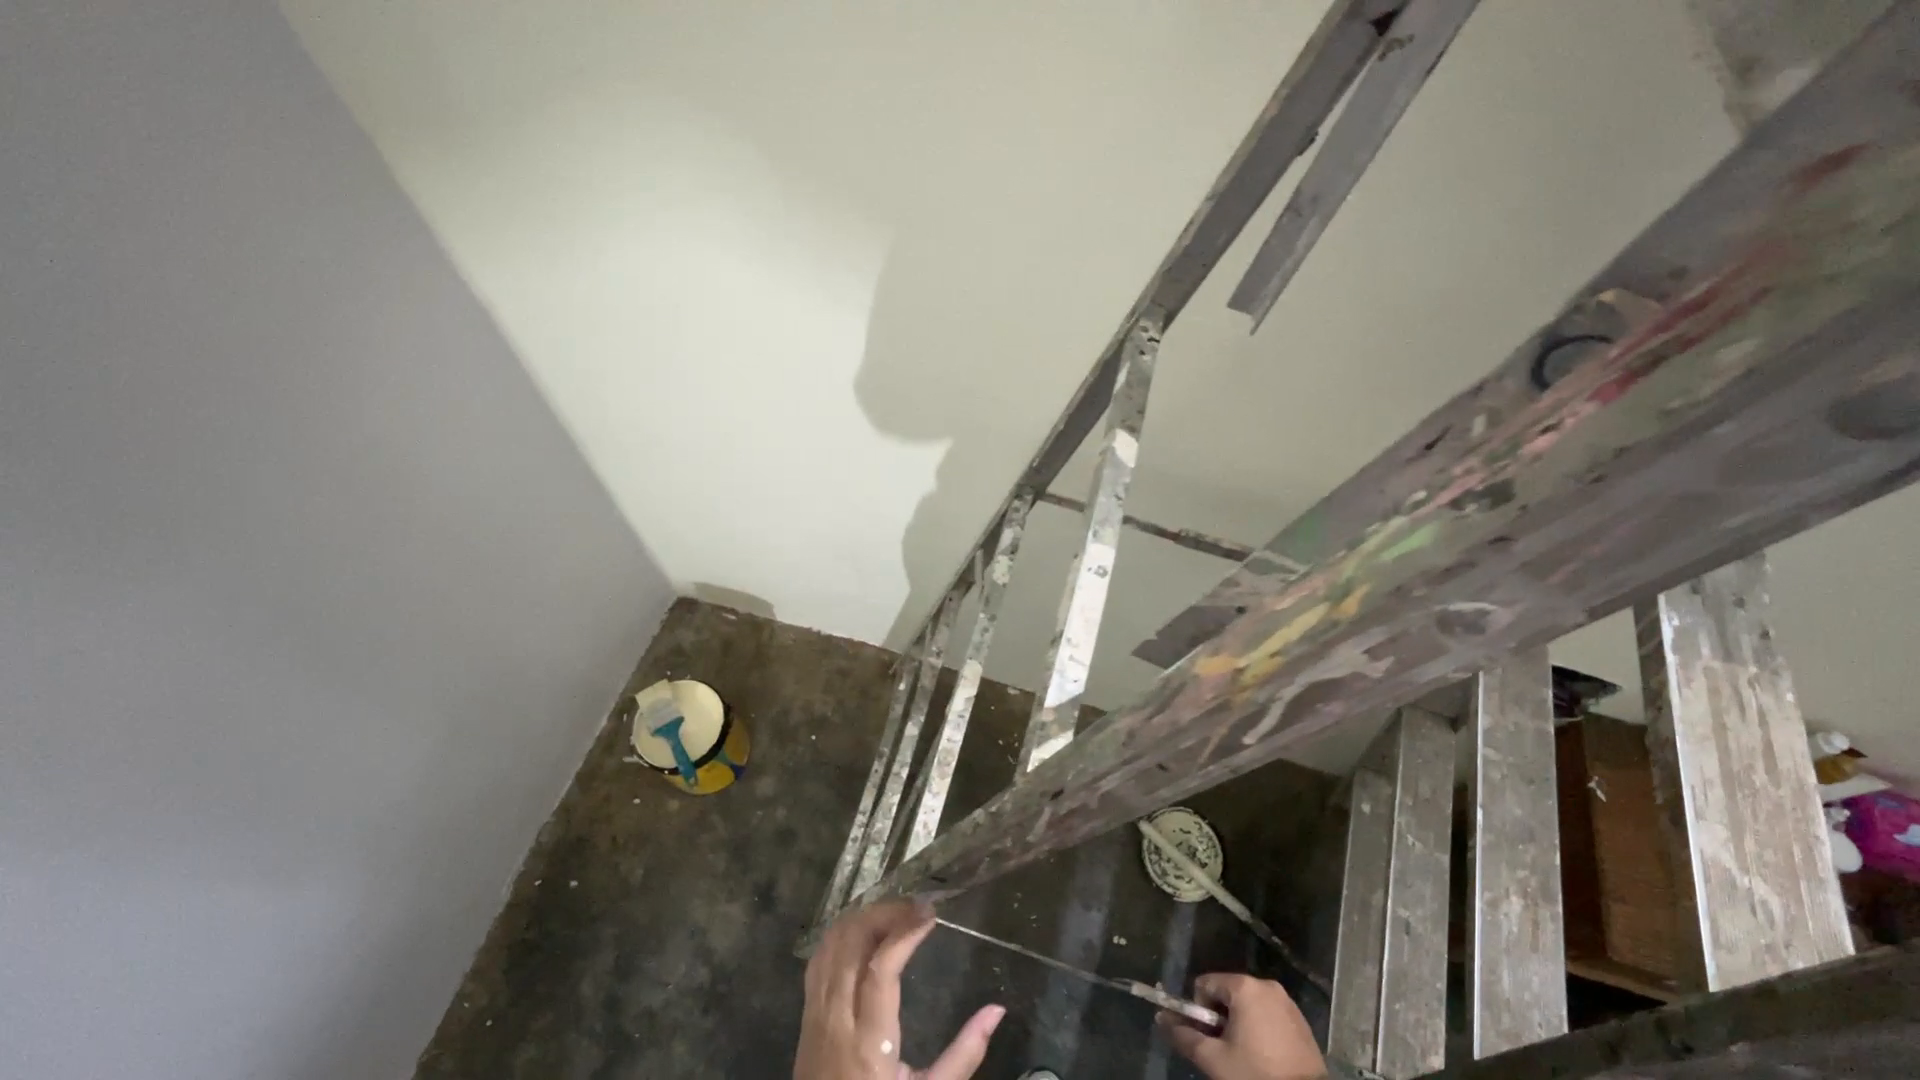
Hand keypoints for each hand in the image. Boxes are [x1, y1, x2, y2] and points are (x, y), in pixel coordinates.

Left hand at [796, 900, 1005, 1078]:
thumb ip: (963, 1054)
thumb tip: (997, 1010)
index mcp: (867, 1042)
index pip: (880, 969)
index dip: (904, 933)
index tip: (931, 915)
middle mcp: (835, 1018)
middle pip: (850, 943)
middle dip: (885, 914)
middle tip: (919, 908)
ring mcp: (815, 1013)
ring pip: (831, 944)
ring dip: (864, 918)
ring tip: (898, 914)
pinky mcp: (806, 1014)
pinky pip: (819, 958)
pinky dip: (842, 934)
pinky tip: (866, 932)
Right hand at [1158, 973, 1325, 1079]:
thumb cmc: (1255, 1074)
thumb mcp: (1213, 1059)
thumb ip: (1184, 1035)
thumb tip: (1161, 1019)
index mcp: (1244, 987)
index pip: (1205, 984)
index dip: (1199, 1010)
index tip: (1208, 1037)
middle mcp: (1266, 984)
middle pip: (1227, 993)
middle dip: (1219, 1017)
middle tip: (1224, 1048)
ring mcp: (1286, 1001)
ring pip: (1248, 1004)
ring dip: (1239, 1023)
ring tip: (1244, 1053)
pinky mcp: (1299, 1019)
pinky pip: (1268, 1013)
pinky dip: (1259, 1027)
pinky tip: (1263, 1054)